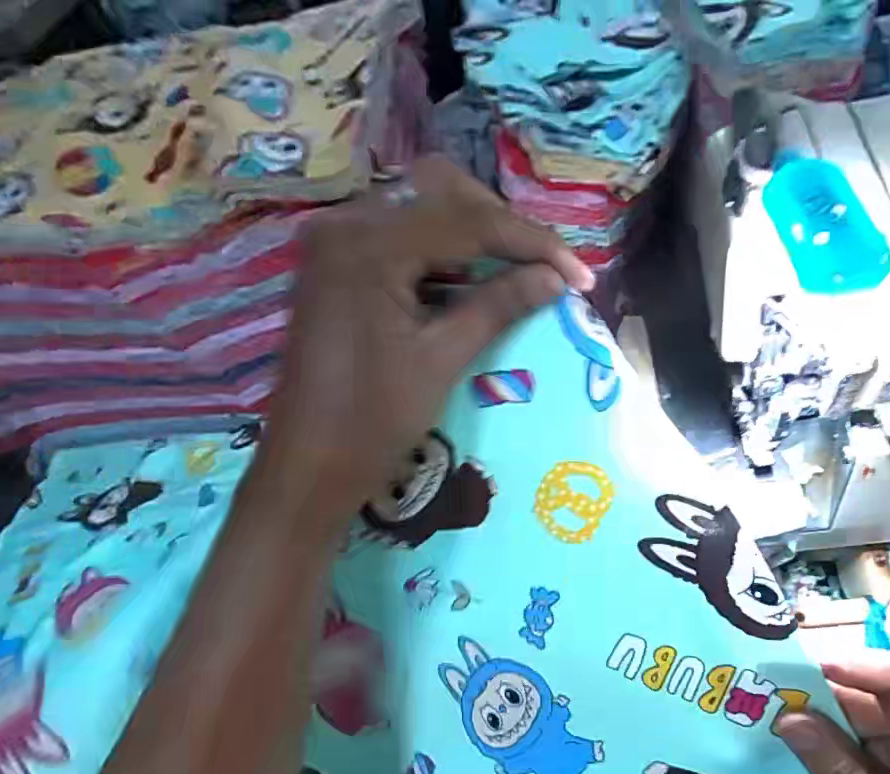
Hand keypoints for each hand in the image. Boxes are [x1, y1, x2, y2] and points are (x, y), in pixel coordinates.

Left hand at [262, 157, 593, 527]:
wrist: (309, 463)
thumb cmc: (373, 421)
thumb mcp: (442, 360)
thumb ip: (498, 306)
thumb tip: (555, 277)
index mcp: (369, 246)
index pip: (468, 220)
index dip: (532, 244)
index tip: (580, 274)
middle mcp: (345, 224)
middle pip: (441, 193)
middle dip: (501, 225)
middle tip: (544, 268)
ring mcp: (334, 242)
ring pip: (419, 209)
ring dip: (472, 234)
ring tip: (519, 272)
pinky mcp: (334, 265)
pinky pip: (397, 236)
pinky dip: (439, 252)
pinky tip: (471, 280)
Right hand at [776, 660, 889, 773]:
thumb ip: (836, 772)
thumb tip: (787, 718)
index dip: (851, 669)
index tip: (796, 667)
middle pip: (882, 701)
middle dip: (827, 693)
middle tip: (771, 689)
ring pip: (871, 721)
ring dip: (826, 716)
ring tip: (775, 708)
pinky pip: (871, 745)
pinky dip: (836, 742)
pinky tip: (801, 739)